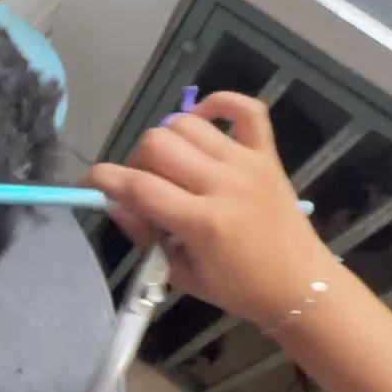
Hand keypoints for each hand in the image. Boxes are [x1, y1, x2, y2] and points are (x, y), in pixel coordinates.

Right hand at [85, 92, 332, 326]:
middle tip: (145, 187)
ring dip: (166, 141)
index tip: (89, 182)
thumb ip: (145, 234)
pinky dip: (218, 104)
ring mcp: (247, 164)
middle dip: (137, 163)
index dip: (103, 179)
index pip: (138, 186)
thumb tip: (117, 201)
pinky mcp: (267, 154)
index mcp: (202, 222)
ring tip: (170, 166)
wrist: (302, 286)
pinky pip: (246, 109)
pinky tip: (200, 119)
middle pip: (157, 144)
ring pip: (186, 123)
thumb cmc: (238, 288)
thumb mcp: (180, 273)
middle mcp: (223, 184)